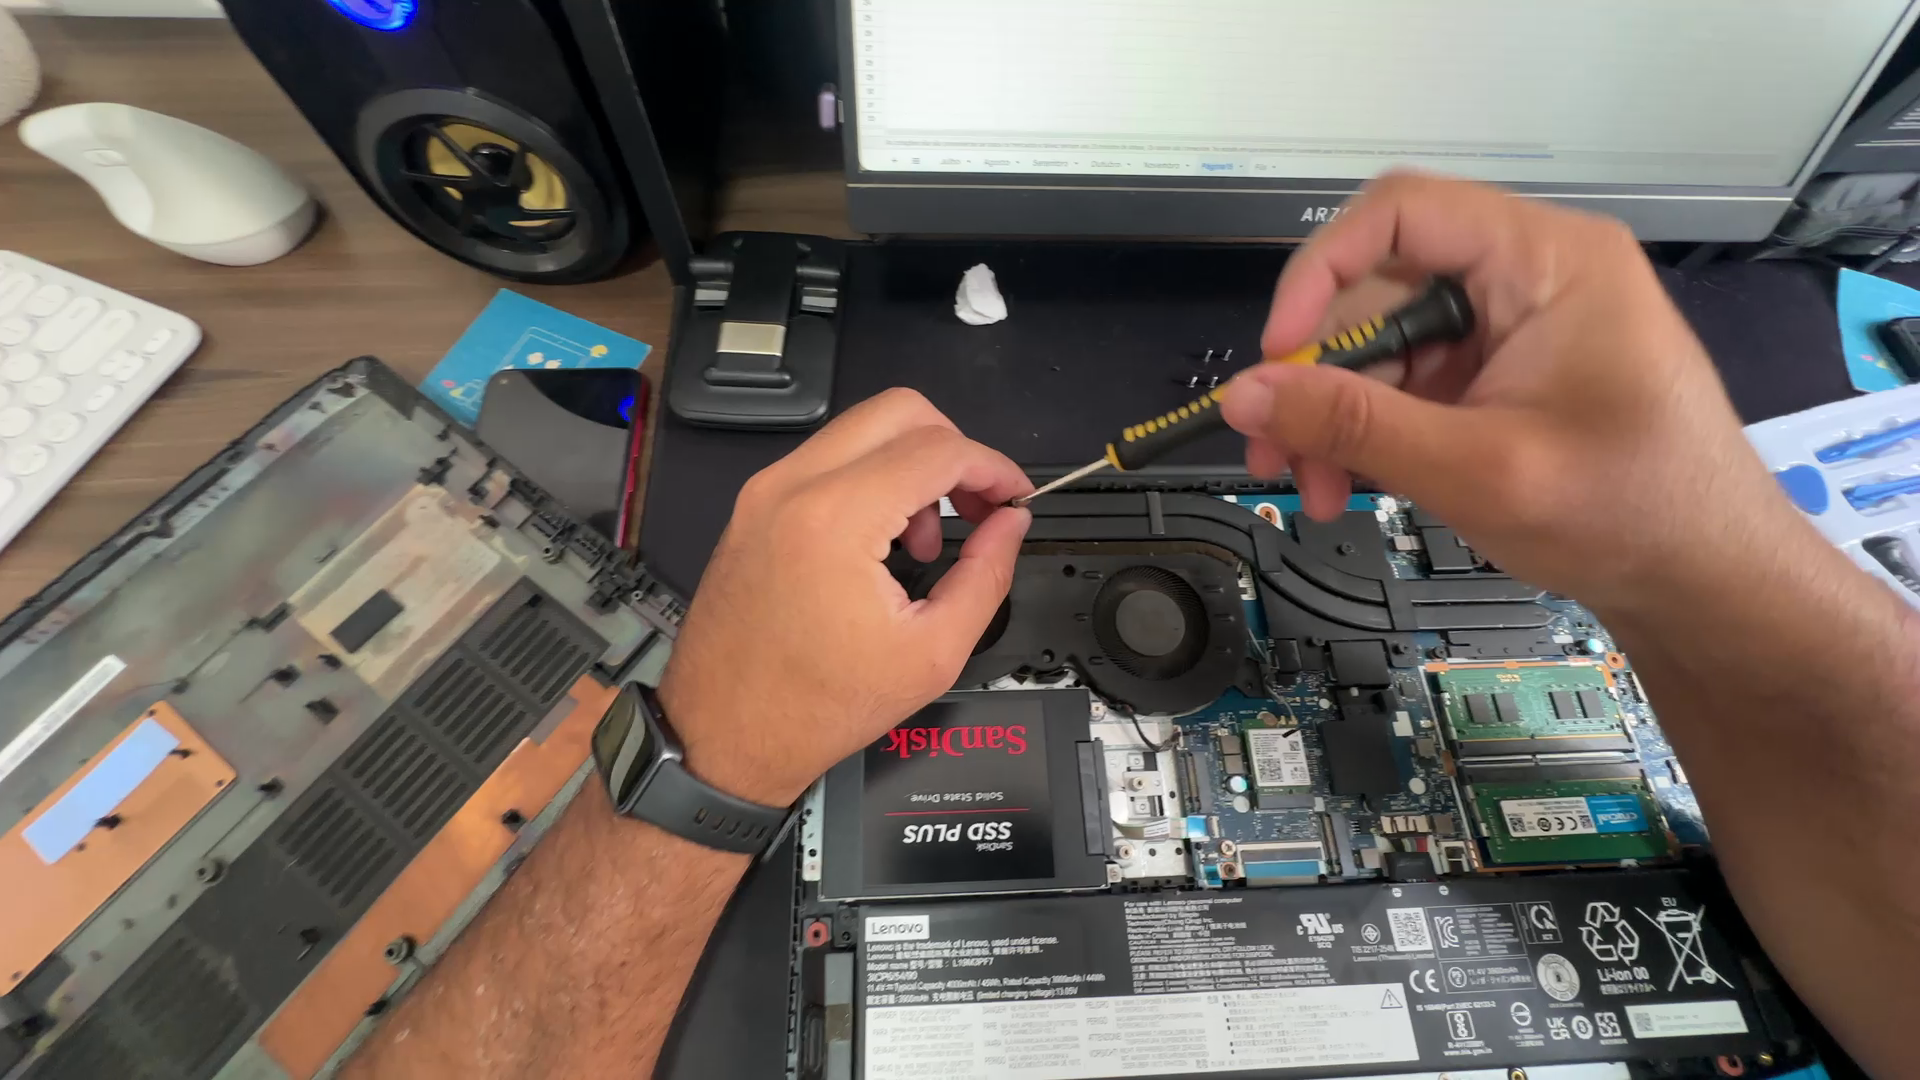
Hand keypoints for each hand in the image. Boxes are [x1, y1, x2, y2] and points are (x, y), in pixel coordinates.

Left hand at [657, 389, 1032, 804]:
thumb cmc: (815, 706)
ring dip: (914, 463)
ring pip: (863, 427)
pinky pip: (830, 458)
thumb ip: (986, 575)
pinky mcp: (755, 505)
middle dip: (956, 447)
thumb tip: (1009, 524)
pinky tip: (884, 537)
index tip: (1015, 496)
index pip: (939, 449)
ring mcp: (766, 491)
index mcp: (836, 519)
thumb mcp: (932, 652)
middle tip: (978, 502)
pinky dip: (874, 476)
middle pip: (901, 410)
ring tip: (925, 535)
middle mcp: (792, 487)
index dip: (994, 467)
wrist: (724, 735)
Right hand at [1218, 173, 1815, 612]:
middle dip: (1311, 374)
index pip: (1400, 214)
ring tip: (1311, 487)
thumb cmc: (1622, 512)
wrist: (1696, 578)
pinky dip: (1352, 435)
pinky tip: (1340, 484)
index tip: (1277, 356)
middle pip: (1370, 293)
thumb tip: (1242, 395)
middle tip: (1270, 446)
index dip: (1319, 273)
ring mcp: (1493, 331)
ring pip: (1368, 349)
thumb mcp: (1473, 468)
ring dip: (1323, 418)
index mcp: (1543, 261)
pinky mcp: (1478, 377)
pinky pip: (1388, 388)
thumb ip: (1352, 425)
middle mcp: (1514, 279)